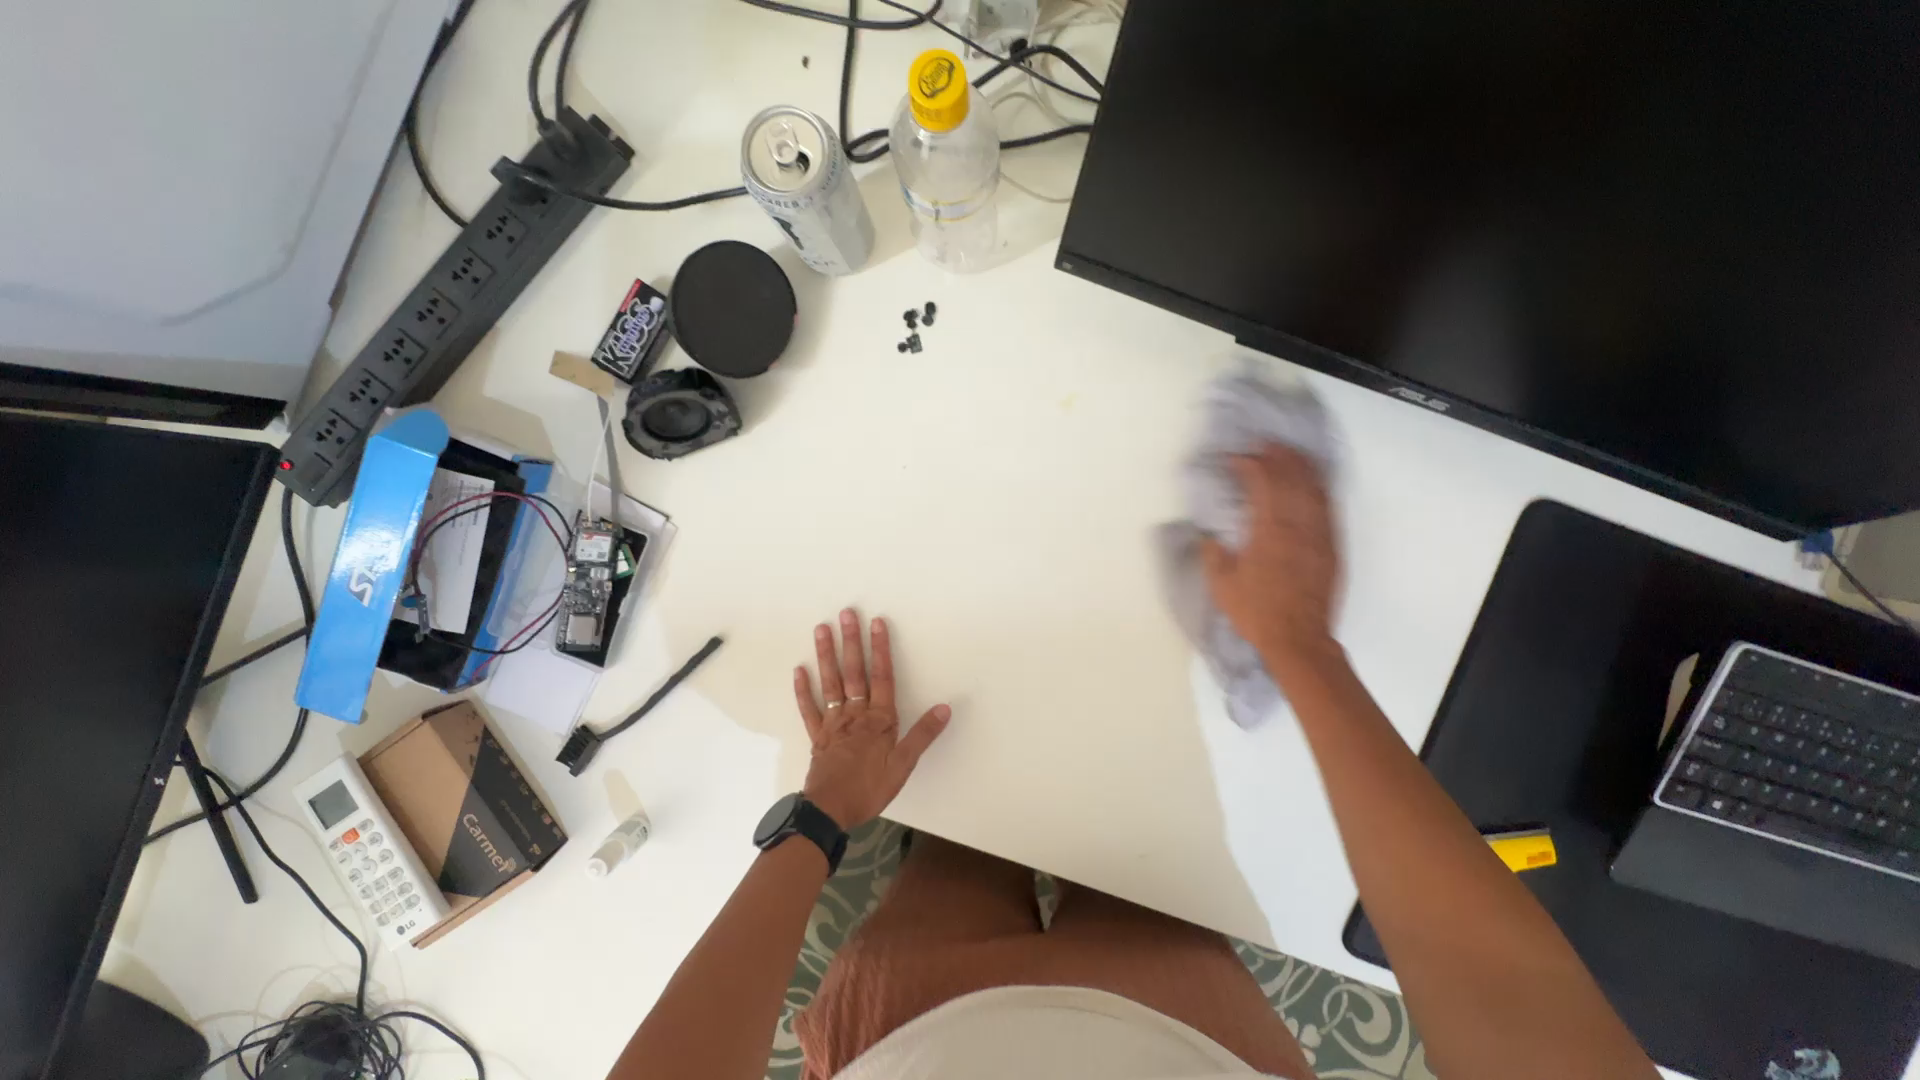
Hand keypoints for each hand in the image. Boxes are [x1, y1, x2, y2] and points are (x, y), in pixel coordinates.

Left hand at [792, 609, 950, 828]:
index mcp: (878, 720)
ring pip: (830, 683)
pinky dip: (803, 690)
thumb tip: (944, 708)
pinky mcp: (818, 737)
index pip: (882, 677)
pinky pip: (809, 709)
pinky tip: (799, 670)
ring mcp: (833, 724)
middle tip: (846, 613)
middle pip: (854, 672)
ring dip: (826, 655)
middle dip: (851, 642)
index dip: (880, 649)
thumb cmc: (869, 788)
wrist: (829, 810)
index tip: (876, 623)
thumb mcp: (904, 764)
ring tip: (822, 629)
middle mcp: (855, 715)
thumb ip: (923, 735)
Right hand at [1200, 443, 1342, 672]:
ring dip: (1301, 467)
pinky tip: (1313, 482)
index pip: (1263, 484)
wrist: (1299, 640)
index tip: (1236, 460)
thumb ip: (1215, 555)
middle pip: (1292, 479)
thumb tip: (1210, 537)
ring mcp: (1319, 535)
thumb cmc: (1257, 613)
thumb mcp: (1222, 586)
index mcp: (1267, 532)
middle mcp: (1297, 527)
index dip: (1250, 465)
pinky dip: (1320, 489)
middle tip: (1265, 445)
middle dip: (1278, 457)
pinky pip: (1328, 509)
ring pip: (1313, 490)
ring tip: (1290, 453)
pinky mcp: (1332, 548)